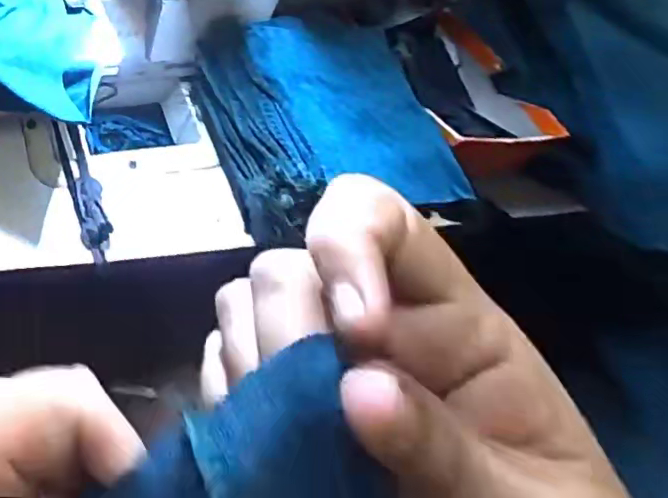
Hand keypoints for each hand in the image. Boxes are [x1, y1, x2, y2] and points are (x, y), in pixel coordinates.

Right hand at [201, 174, 625, 497]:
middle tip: (313, 417)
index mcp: (445, 314)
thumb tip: (358, 391)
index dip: (349, 242)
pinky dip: (231, 400)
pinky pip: (220, 363)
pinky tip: (265, 449)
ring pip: (242, 304)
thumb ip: (447, 448)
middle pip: (292, 264)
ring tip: (296, 445)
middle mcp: (367, 315)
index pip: (379, 217)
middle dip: (289, 329)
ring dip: (255, 366)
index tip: (359, 330)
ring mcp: (316, 353)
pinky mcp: (274, 396)